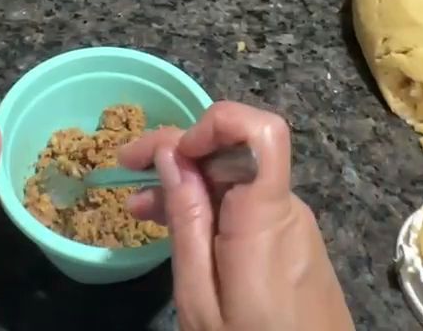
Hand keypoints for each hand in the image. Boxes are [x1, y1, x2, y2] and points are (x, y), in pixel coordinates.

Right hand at [119, 102, 352, 330]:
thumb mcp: (200, 299)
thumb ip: (187, 222)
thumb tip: (171, 152)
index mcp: (265, 217)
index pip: (261, 131)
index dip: (217, 123)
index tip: (176, 152)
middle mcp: (286, 208)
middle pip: (236, 152)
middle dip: (181, 153)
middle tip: (127, 170)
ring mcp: (295, 226)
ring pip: (237, 179)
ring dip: (190, 183)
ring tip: (139, 206)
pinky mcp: (295, 245)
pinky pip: (249, 206)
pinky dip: (212, 208)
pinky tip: (180, 229)